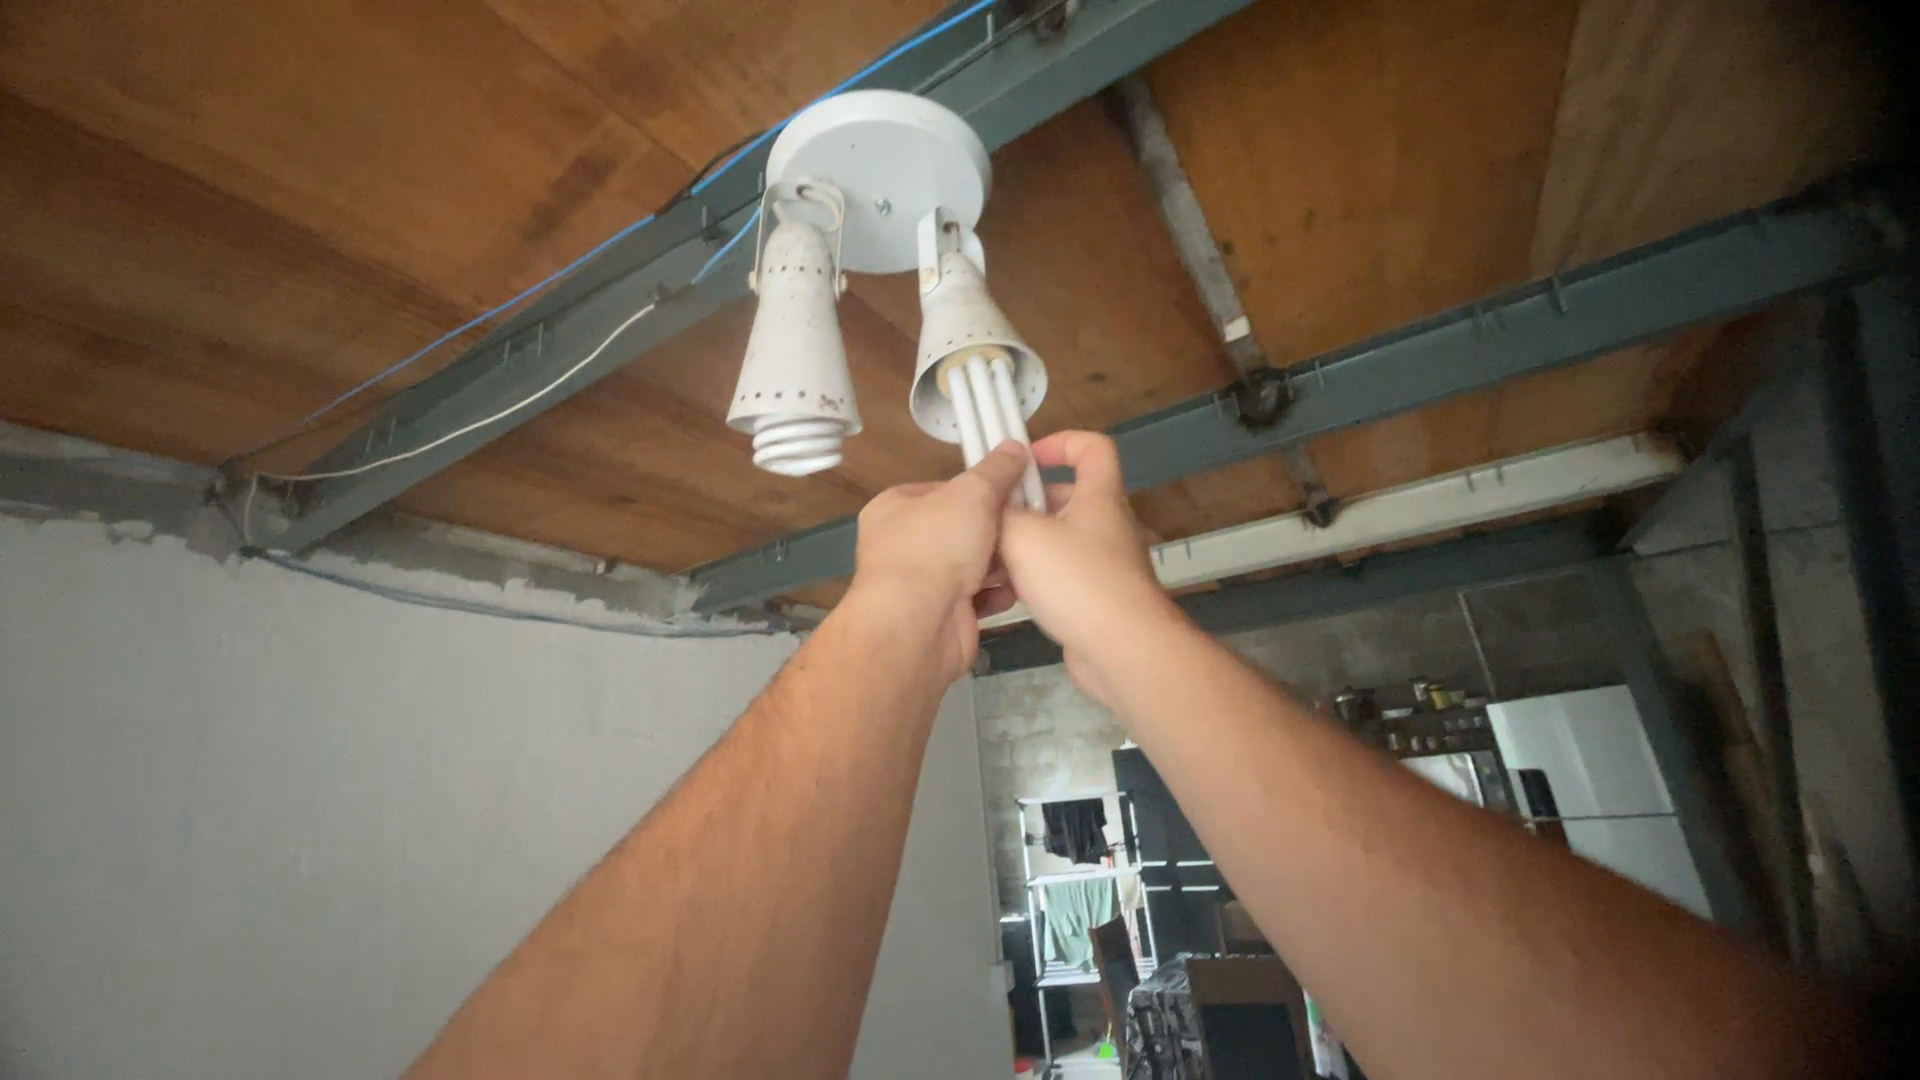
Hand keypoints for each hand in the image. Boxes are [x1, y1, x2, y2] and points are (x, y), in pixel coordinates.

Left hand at [847, 441, 1029, 681]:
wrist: (919, 626)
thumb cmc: (937, 547)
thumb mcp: (972, 493)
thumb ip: (996, 470)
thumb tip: (1014, 446)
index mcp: (894, 508)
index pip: (941, 489)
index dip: (978, 488)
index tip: (1012, 490)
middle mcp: (902, 544)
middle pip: (960, 527)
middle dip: (995, 529)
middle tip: (1027, 525)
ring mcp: (919, 584)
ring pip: (970, 564)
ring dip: (999, 563)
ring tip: (1026, 556)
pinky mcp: (939, 616)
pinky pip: (975, 598)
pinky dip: (994, 594)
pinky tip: (1013, 590)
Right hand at [998, 431, 1181, 704]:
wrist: (1122, 650)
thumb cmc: (1077, 581)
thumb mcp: (1024, 536)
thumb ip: (1001, 513)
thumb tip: (989, 503)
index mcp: (1098, 497)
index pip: (1092, 447)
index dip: (1060, 442)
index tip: (1026, 459)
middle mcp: (1106, 524)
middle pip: (1065, 497)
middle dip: (1026, 502)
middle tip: (989, 516)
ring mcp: (1104, 563)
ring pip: (1058, 539)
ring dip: (1024, 543)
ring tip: (988, 555)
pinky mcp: (1096, 598)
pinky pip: (1060, 574)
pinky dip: (1034, 576)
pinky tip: (1007, 591)